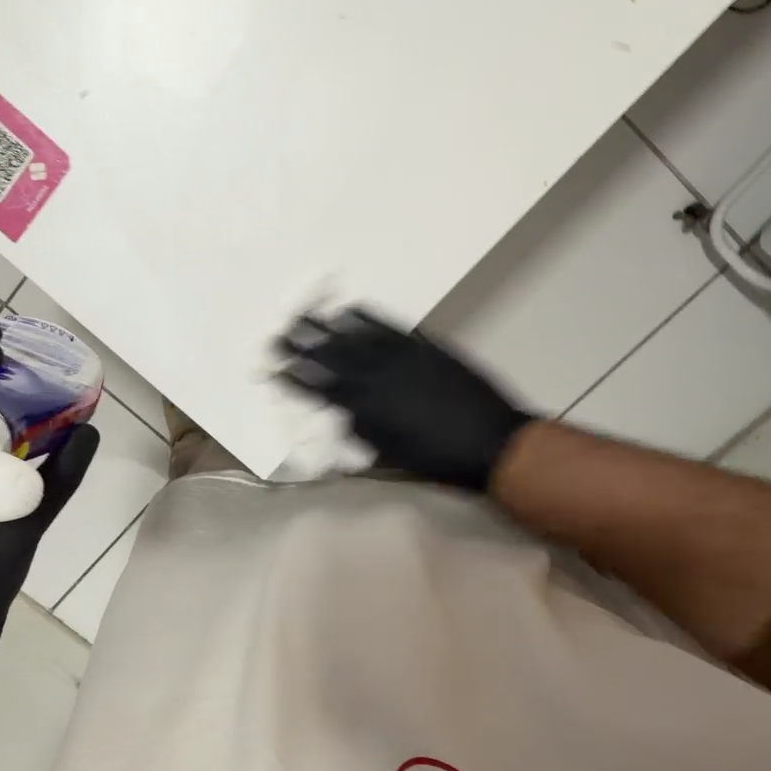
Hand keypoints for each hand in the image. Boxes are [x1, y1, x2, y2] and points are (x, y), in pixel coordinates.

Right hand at [274, 306, 533, 491]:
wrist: (493, 443)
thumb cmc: (438, 459)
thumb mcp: (390, 453)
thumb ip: (361, 429)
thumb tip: (340, 411)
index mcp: (368, 406)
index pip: (323, 387)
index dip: (298, 377)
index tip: (276, 368)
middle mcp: (380, 376)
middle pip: (334, 356)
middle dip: (304, 345)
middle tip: (279, 334)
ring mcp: (403, 356)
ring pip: (357, 337)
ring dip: (328, 327)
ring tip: (304, 317)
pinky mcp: (424, 346)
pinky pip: (389, 326)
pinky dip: (367, 318)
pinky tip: (350, 311)